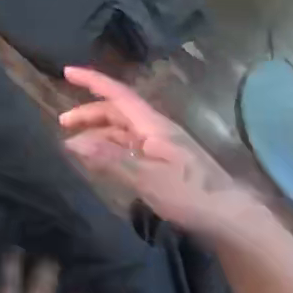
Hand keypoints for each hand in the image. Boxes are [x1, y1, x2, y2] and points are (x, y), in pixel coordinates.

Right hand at [58, 66, 265, 236]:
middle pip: (117, 112)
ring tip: (75, 144)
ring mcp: (159, 147)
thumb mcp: (147, 177)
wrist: (230, 219)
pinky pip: (128, 147)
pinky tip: (100, 160)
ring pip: (121, 130)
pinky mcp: (162, 164)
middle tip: (62, 123)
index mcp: (153, 125)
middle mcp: (155, 130)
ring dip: (98, 131)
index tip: (66, 72)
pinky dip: (109, 148)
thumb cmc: (191, 194)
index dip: (92, 81)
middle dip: (89, 112)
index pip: (118, 95)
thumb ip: (110, 158)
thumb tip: (72, 142)